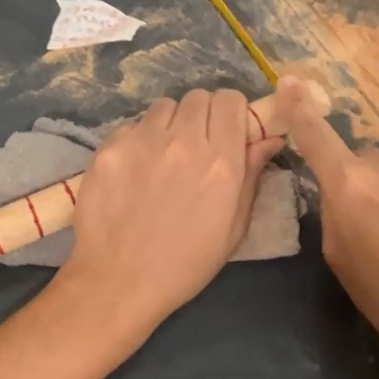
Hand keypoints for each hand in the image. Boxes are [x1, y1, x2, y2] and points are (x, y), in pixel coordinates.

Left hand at [54, 89, 283, 334]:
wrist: (119, 280)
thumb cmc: (185, 264)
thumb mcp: (232, 228)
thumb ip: (250, 176)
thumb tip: (268, 138)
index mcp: (220, 162)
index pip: (230, 101)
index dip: (231, 111)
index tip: (227, 129)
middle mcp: (183, 142)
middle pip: (198, 97)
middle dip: (202, 114)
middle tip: (196, 143)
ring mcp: (142, 141)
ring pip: (163, 106)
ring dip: (169, 123)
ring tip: (163, 154)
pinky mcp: (110, 147)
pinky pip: (131, 125)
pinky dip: (138, 139)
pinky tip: (134, 169)